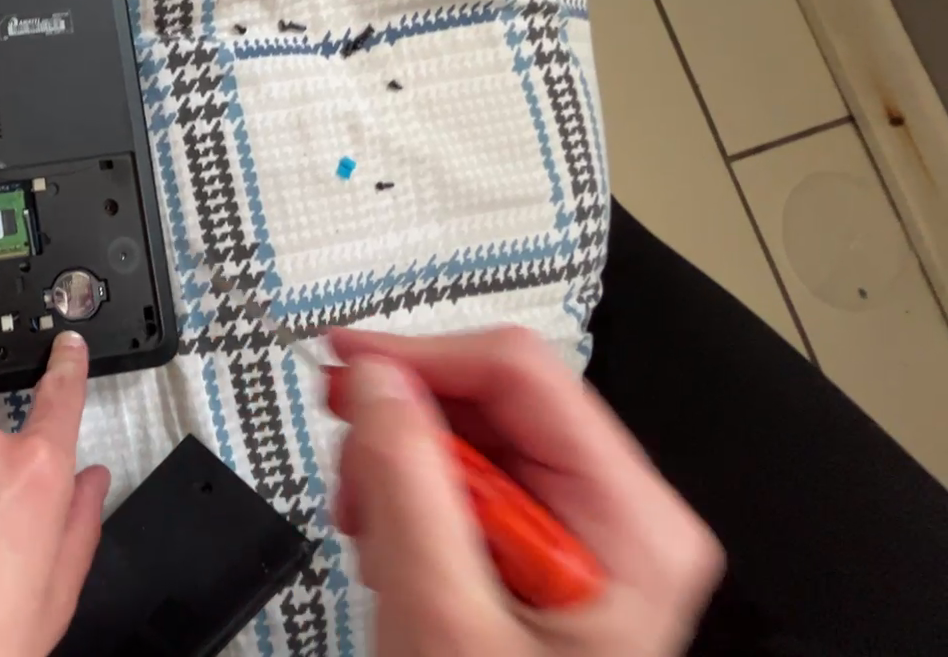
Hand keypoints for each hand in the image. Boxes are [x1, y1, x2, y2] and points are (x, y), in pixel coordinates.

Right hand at [326, 327, 722, 656]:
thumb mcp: (443, 613)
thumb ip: (405, 483)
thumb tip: (371, 377)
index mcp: (627, 518)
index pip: (515, 372)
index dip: (419, 355)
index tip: (341, 366)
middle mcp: (605, 500)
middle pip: (481, 393)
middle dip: (398, 423)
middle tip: (347, 462)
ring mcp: (566, 513)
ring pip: (452, 424)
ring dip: (389, 460)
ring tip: (369, 525)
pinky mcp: (524, 526)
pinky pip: (444, 462)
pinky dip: (395, 485)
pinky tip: (387, 536)